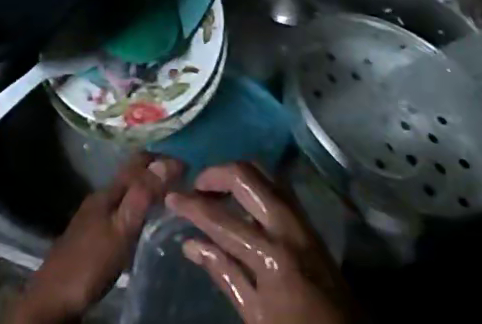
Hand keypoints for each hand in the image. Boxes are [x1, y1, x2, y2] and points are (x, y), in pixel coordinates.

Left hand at [6, 153, 184, 323]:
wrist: (55, 296)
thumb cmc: (90, 261)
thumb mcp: (120, 229)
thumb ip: (140, 197)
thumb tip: (164, 161)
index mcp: (107, 193)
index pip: (136, 164)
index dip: (161, 160)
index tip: (188, 166)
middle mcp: (100, 198)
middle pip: (130, 177)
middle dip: (155, 174)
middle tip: (184, 183)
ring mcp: (93, 216)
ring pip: (125, 195)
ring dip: (146, 193)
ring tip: (171, 202)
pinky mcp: (92, 235)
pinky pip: (120, 212)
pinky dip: (136, 210)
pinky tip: (146, 225)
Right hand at [165, 162, 355, 323]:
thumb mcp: (256, 316)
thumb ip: (224, 274)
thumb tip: (190, 243)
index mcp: (271, 256)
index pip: (220, 219)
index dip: (190, 205)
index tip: (170, 197)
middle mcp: (288, 227)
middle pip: (246, 176)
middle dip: (215, 174)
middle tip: (195, 187)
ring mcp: (303, 222)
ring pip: (266, 173)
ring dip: (237, 175)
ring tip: (216, 190)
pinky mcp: (312, 224)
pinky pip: (279, 187)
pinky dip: (256, 184)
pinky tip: (243, 200)